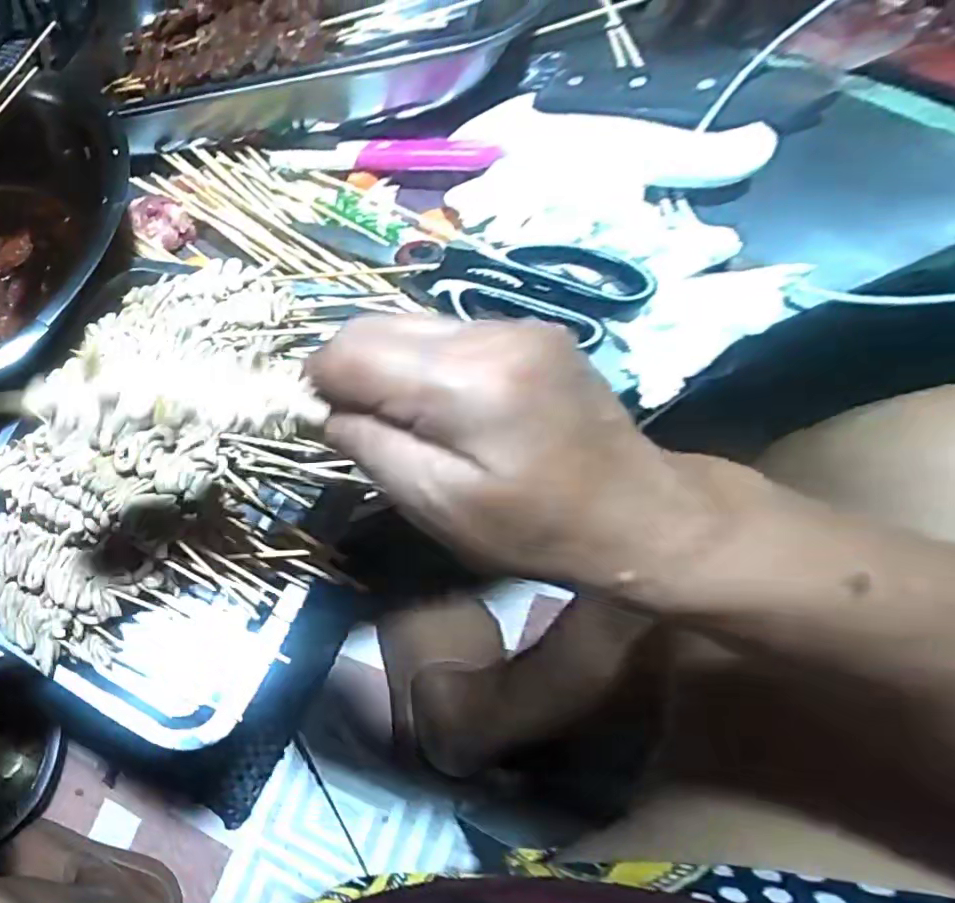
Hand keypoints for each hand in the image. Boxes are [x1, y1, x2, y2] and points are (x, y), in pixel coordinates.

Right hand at [307, 316, 724, 590]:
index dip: (314, 385)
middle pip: (367, 326)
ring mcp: (509, 325)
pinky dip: (402, 363)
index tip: (314, 424)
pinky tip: (418, 403)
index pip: (349, 352)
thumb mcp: (431, 501)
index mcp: (468, 381)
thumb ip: (367, 445)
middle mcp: (489, 334)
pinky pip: (429, 333)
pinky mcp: (519, 332)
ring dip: (369, 367)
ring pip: (395, 324)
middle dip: (336, 371)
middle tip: (344, 422)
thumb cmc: (528, 526)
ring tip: (382, 416)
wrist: (640, 514)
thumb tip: (320, 410)